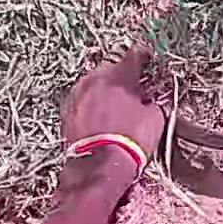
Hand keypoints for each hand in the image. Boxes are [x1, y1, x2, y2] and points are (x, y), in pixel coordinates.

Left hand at [60, 49, 164, 192]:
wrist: (99, 166)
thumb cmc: (128, 142)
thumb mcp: (155, 120)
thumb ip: (154, 103)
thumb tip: (153, 102)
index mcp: (119, 76)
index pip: (134, 56)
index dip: (143, 57)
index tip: (146, 58)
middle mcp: (95, 80)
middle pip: (110, 71)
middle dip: (121, 79)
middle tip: (132, 92)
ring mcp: (78, 95)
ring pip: (93, 86)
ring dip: (104, 93)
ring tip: (115, 108)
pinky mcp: (67, 112)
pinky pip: (82, 102)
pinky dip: (91, 107)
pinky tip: (100, 119)